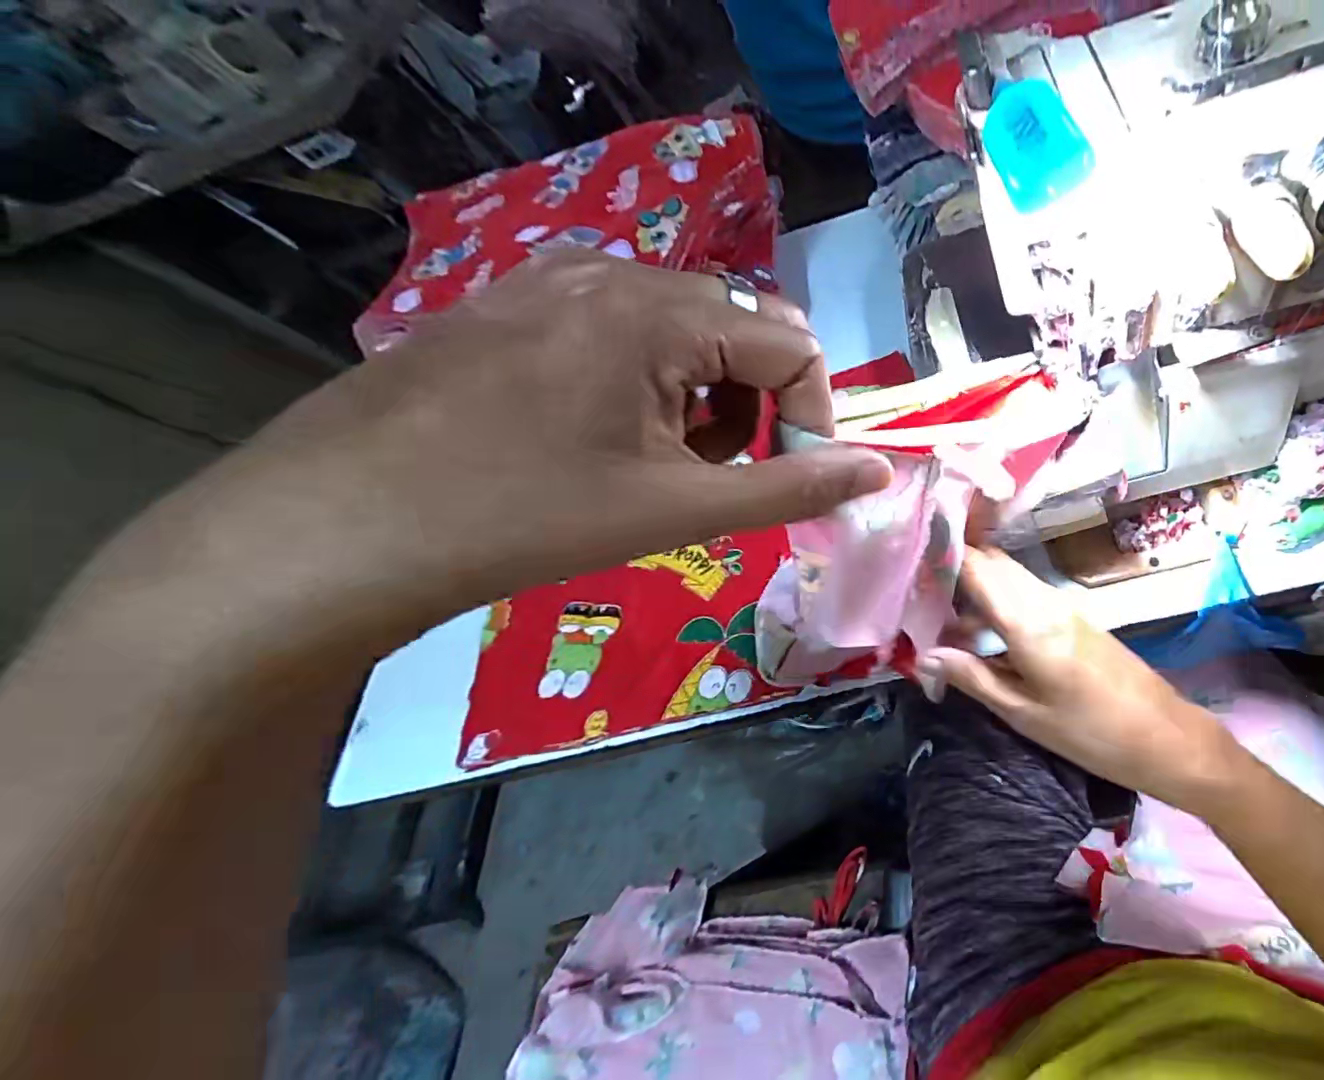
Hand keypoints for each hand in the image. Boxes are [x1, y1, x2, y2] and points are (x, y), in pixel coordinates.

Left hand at [95, 252, 893, 647]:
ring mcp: (557, 280)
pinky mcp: (518, 304)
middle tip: (721, 473)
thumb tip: (880, 471)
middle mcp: (614, 273)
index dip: (811, 415)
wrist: (338, 529)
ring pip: (687, 327)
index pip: (793, 343)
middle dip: (758, 404)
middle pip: (743, 328)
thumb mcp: (679, 508)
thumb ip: (792, 486)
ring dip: (708, 396)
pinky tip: (607, 433)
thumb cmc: (527, 519)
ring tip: (663, 462)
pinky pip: (626, 327)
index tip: (788, 476)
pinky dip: (652, 379)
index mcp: (659, 312)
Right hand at [919, 547, 1252, 811]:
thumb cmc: (1090, 733)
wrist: (1164, 736)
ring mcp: (1064, 605)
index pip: (978, 568)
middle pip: (993, 563)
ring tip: (937, 609)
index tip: (908, 558)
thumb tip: (924, 654)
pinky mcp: (1074, 617)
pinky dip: (997, 597)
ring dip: (974, 583)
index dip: (942, 555)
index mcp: (1030, 623)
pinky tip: (978, 626)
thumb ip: (973, 677)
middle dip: (953, 566)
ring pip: (1009, 576)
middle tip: (914, 587)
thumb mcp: (1024, 713)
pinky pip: (1026, 592)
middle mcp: (1046, 601)